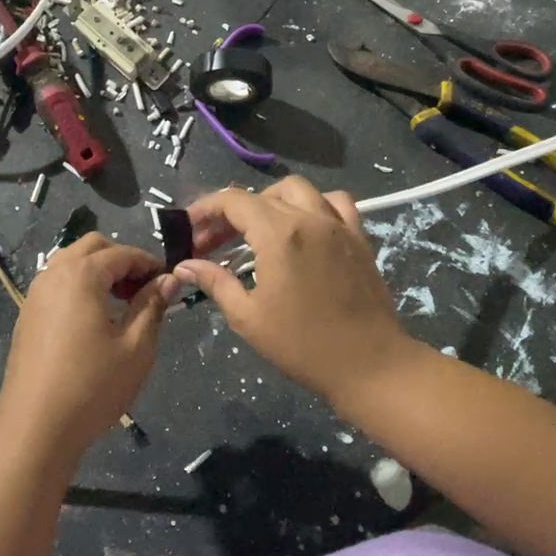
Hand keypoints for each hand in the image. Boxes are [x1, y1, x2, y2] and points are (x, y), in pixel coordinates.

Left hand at [0, 235, 178, 458]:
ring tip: (122, 303)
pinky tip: (95, 320)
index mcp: (80, 275)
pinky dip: (79, 286)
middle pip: (92, 247)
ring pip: (70, 263)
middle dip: (121, 259)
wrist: (35, 428)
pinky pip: (57, 284)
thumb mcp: (136, 348)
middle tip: (144, 288)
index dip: (149, 262)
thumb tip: (167, 280)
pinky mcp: (27, 316)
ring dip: (98, 271)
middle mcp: (53, 275)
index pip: (121, 253)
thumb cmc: (92, 386)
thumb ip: (152, 306)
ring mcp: (35, 295)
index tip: (169, 280)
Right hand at [176, 176, 415, 406]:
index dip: (205, 210)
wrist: (370, 365)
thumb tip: (185, 265)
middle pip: (260, 196)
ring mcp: (338, 224)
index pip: (233, 201)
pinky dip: (314, 204)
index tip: (189, 231)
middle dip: (230, 214)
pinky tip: (304, 226)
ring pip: (298, 190)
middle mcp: (308, 218)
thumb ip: (215, 282)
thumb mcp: (248, 317)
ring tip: (257, 229)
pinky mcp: (358, 237)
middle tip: (214, 243)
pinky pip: (335, 202)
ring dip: (270, 201)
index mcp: (278, 235)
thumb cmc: (303, 345)